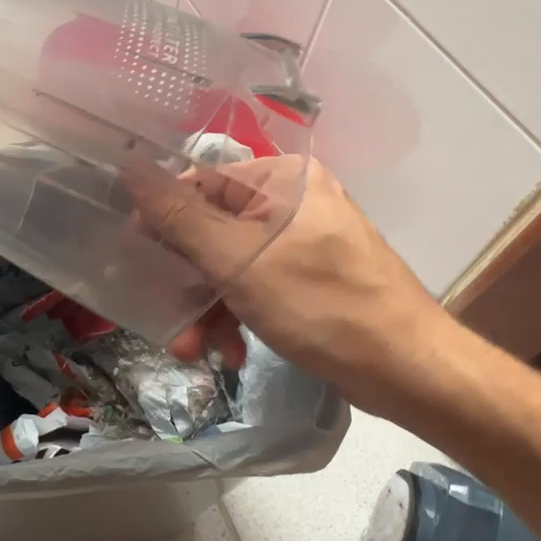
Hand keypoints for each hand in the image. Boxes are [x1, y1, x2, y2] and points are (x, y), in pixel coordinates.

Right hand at [127, 155, 451, 415]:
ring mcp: (304, 238)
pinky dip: (239, 313)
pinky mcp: (312, 276)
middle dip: (186, 278)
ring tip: (195, 349)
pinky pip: (258, 282)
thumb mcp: (235, 259)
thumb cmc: (319, 305)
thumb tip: (129, 167)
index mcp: (280, 177)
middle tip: (168, 317)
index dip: (162, 220)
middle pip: (212, 227)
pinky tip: (231, 350)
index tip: (138, 259)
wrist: (412, 373)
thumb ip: (177, 215)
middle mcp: (293, 199)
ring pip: (231, 262)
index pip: (198, 183)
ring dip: (208, 305)